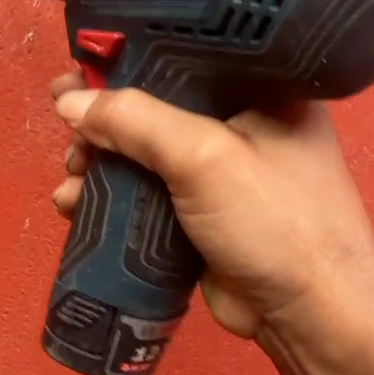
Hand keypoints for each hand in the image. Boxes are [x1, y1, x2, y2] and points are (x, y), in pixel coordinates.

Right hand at [49, 73, 373, 340]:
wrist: (305, 311)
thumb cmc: (272, 222)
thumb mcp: (203, 158)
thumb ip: (136, 123)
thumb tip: (67, 101)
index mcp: (260, 93)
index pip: (179, 63)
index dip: (121, 68)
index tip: (71, 80)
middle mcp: (236, 126)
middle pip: (147, 113)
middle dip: (98, 131)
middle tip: (73, 150)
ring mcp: (213, 175)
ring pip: (135, 158)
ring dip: (93, 169)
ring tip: (70, 187)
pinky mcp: (192, 214)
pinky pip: (136, 194)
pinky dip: (103, 199)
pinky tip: (74, 208)